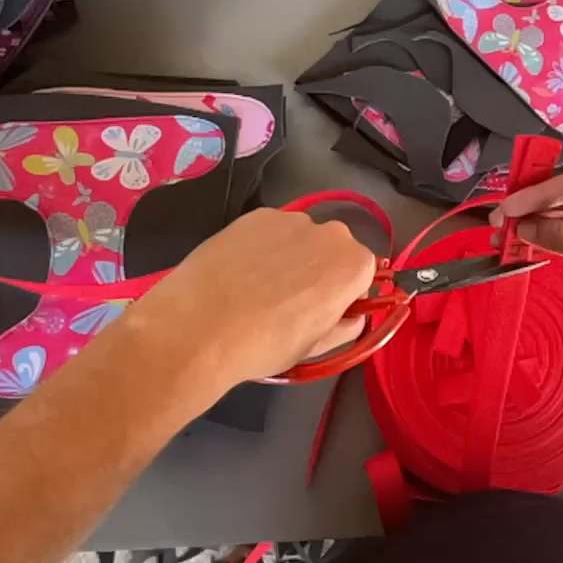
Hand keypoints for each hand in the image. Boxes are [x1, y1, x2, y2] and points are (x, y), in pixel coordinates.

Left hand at [101, 208, 375, 392]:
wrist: (198, 328)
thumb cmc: (266, 344)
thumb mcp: (316, 347)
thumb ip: (347, 326)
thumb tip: (353, 315)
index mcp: (355, 265)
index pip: (364, 274)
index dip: (345, 294)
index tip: (323, 311)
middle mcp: (331, 233)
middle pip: (335, 250)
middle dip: (320, 268)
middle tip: (290, 300)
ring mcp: (291, 219)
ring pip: (301, 238)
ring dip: (291, 255)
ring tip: (257, 286)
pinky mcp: (255, 215)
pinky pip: (270, 231)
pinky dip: (261, 247)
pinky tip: (238, 272)